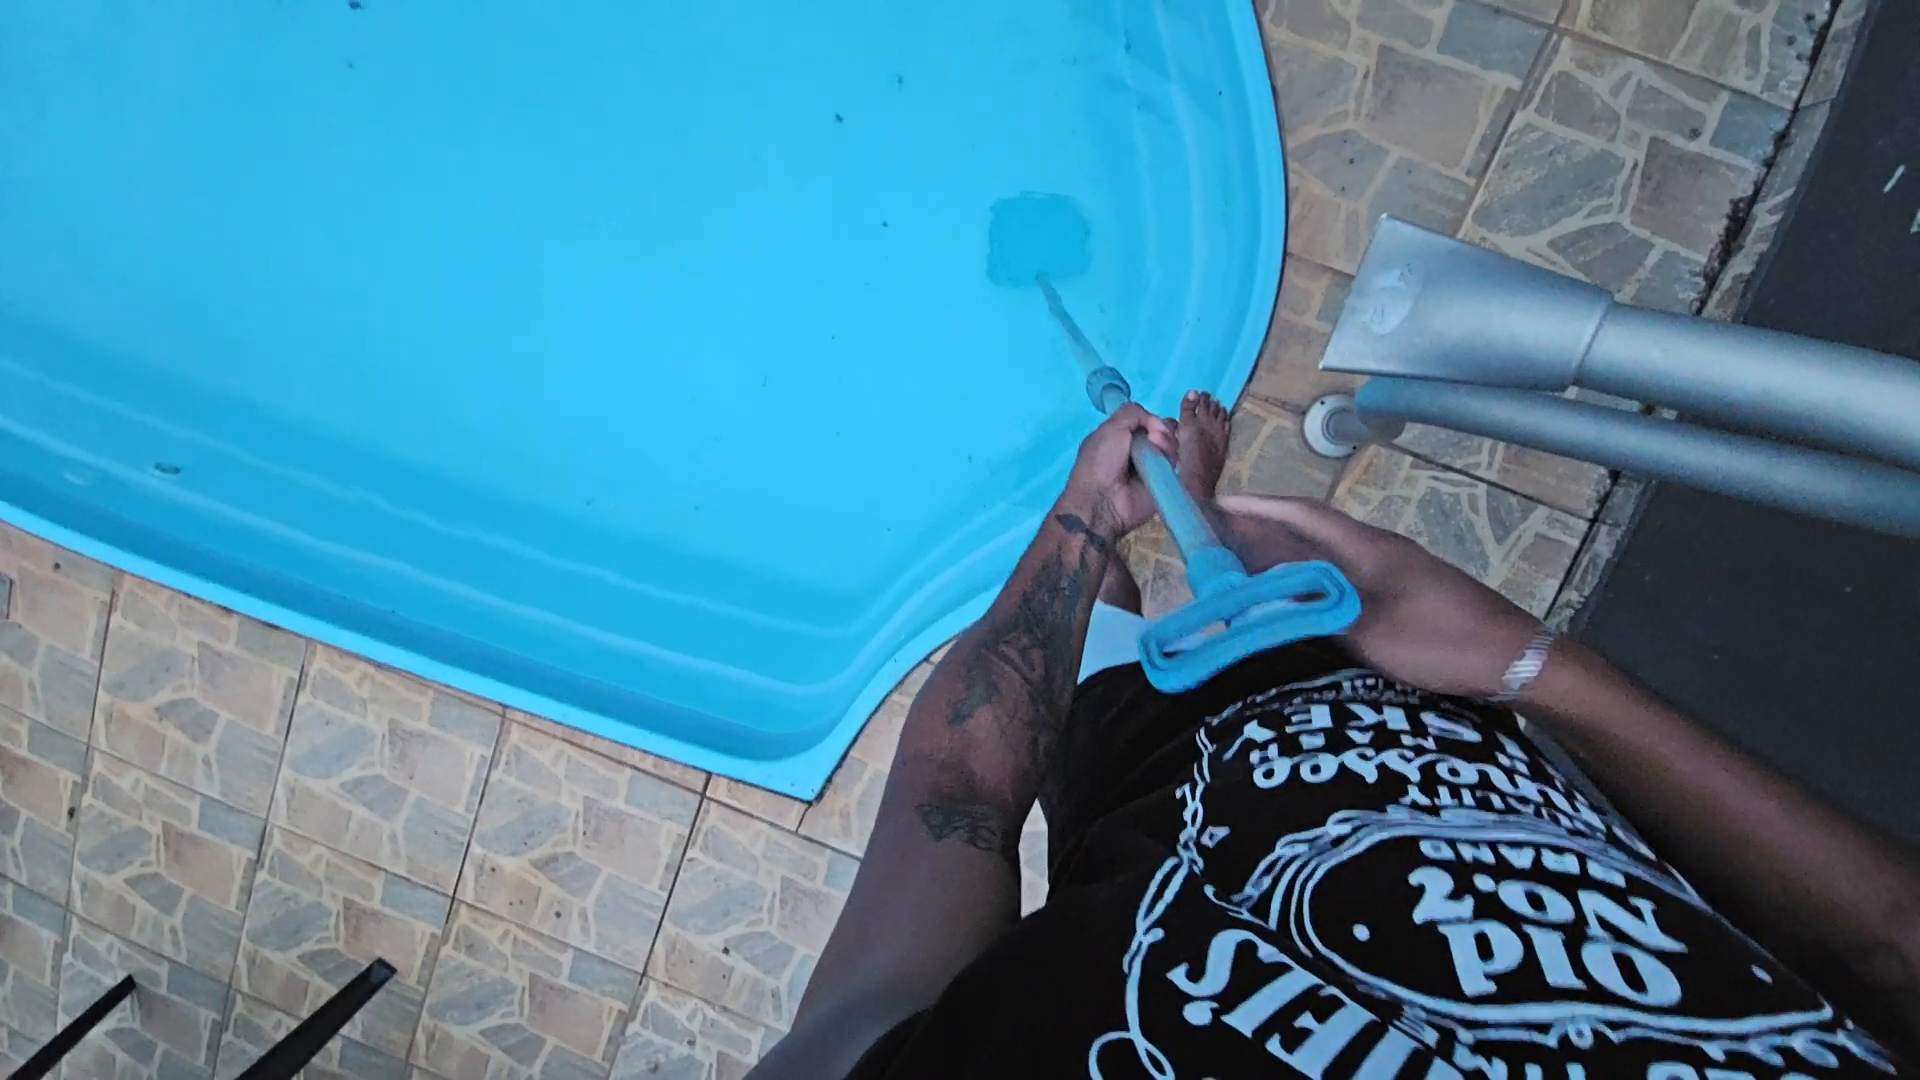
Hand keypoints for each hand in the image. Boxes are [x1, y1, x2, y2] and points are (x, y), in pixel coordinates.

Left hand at [1063, 404, 1175, 535]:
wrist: (1103, 501)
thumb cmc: (1101, 462)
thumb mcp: (1110, 428)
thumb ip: (1133, 413)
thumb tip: (1155, 422)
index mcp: (1119, 436)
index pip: (1145, 421)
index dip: (1151, 419)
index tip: (1149, 423)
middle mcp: (1136, 450)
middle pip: (1163, 431)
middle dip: (1162, 429)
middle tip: (1154, 437)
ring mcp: (1151, 465)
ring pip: (1171, 445)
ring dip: (1166, 441)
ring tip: (1156, 448)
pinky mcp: (1162, 480)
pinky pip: (1175, 463)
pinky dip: (1171, 456)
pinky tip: (1162, 459)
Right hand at [1214, 495, 1541, 697]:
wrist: (1516, 660)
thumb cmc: (1438, 639)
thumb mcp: (1365, 627)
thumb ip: (1311, 604)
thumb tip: (1258, 589)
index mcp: (1364, 547)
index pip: (1300, 515)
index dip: (1257, 507)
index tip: (1218, 504)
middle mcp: (1373, 548)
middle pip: (1307, 528)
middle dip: (1261, 527)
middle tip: (1217, 534)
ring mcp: (1389, 567)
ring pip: (1322, 551)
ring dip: (1282, 551)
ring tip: (1242, 560)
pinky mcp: (1398, 589)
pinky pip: (1337, 571)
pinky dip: (1305, 573)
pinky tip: (1292, 590)